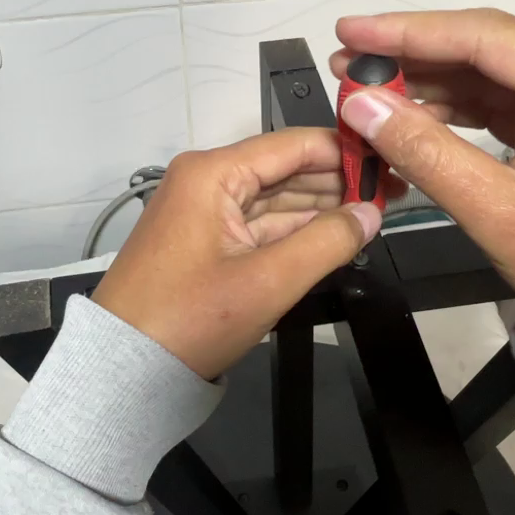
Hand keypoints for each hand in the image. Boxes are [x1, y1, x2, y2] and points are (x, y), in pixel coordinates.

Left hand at [91, 128, 387, 378]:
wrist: (123, 369)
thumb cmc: (187, 321)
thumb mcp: (267, 282)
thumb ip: (327, 242)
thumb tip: (371, 214)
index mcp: (212, 174)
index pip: (294, 145)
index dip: (346, 154)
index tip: (391, 165)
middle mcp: (205, 181)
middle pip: (284, 170)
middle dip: (337, 183)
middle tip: (391, 196)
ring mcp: (202, 211)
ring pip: (273, 199)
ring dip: (318, 208)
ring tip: (370, 215)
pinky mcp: (203, 241)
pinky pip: (256, 225)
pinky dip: (292, 231)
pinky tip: (330, 235)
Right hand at [330, 8, 514, 340]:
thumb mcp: (501, 214)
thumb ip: (427, 154)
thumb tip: (359, 106)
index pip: (487, 37)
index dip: (409, 32)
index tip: (347, 29)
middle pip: (486, 45)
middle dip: (411, 54)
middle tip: (343, 61)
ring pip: (487, 71)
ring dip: (425, 79)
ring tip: (362, 88)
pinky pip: (497, 100)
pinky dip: (450, 107)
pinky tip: (406, 112)